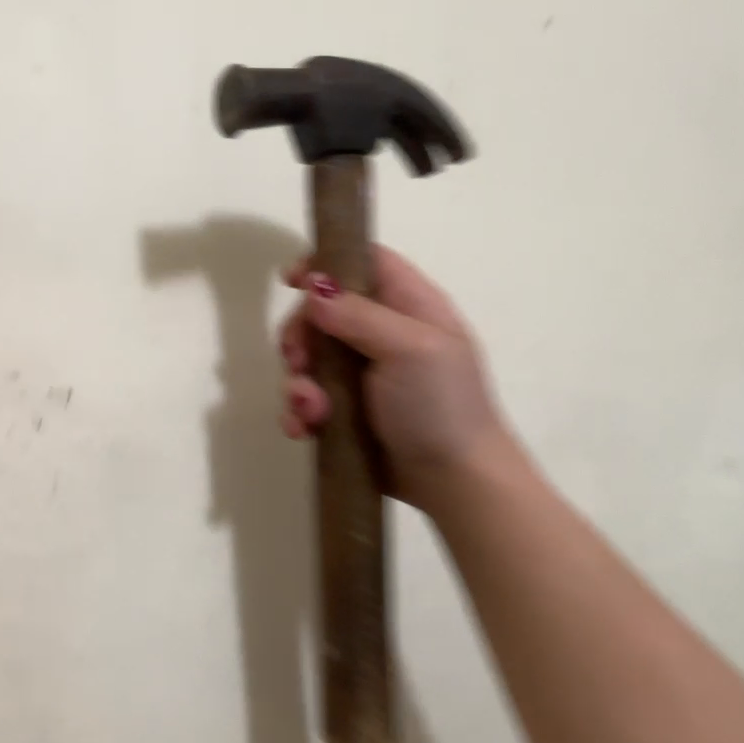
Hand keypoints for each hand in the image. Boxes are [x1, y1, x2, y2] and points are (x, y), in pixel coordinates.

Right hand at [279, 246, 521, 509]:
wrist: (452, 480)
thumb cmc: (442, 405)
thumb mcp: (411, 349)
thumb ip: (360, 314)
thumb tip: (313, 288)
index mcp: (408, 306)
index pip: (362, 262)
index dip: (325, 263)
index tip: (291, 280)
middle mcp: (379, 334)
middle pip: (320, 312)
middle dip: (300, 336)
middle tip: (299, 361)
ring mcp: (358, 376)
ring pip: (306, 360)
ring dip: (297, 383)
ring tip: (311, 410)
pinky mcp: (341, 411)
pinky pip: (304, 400)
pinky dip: (297, 412)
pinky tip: (304, 428)